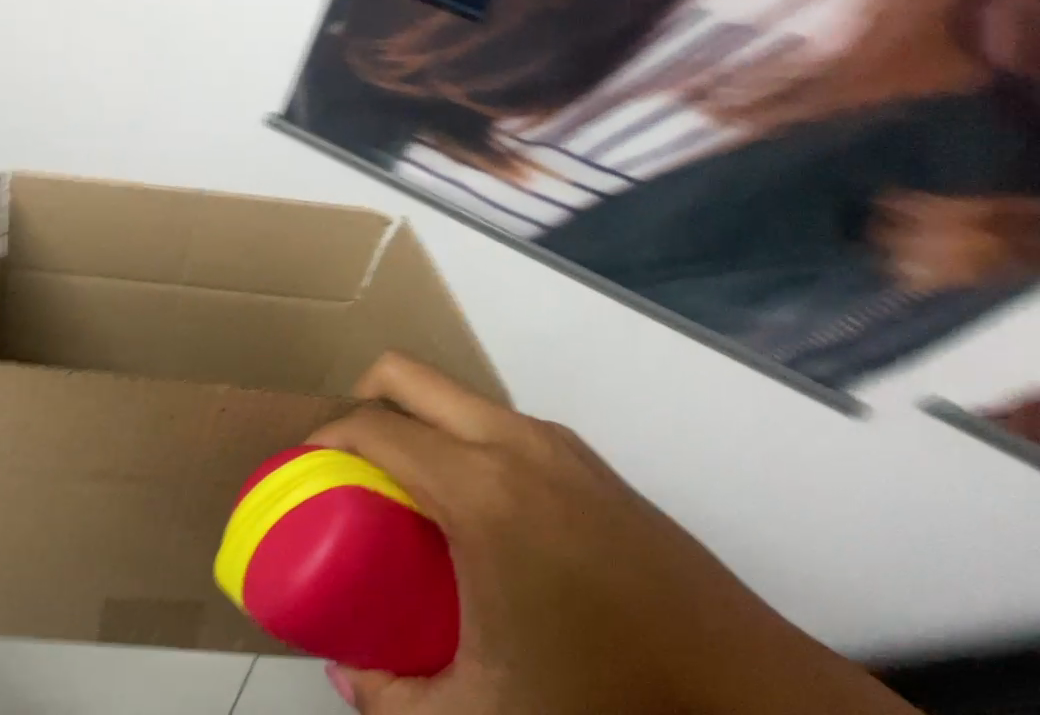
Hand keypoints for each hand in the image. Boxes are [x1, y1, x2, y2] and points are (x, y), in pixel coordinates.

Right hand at [309, 354, 917, 714]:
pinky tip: (472, 516)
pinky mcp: (587, 460)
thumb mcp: (481, 713)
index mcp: (479, 490)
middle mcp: (514, 442)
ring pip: (452, 394)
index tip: (301, 472)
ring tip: (404, 495)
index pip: (370, 425)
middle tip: (343, 468)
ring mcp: (557, 443)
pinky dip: (456, 441)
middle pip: (403, 375)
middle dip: (358, 403)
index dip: (320, 437)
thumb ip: (394, 697)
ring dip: (412, 423)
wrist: (755, 695)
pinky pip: (493, 422)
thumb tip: (346, 673)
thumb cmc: (606, 692)